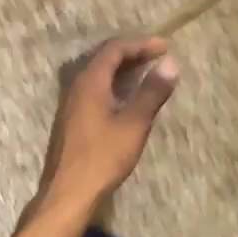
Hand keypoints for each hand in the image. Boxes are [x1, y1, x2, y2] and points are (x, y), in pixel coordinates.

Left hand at [37, 38, 179, 210]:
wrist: (68, 192)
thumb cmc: (103, 157)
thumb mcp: (134, 124)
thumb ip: (152, 92)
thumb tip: (170, 63)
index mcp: (89, 81)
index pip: (114, 49)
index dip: (140, 44)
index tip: (165, 47)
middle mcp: (75, 86)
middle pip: (103, 58)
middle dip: (131, 53)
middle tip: (157, 56)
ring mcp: (70, 103)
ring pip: (96, 74)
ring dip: (121, 69)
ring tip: (146, 72)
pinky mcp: (70, 119)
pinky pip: (92, 89)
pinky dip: (112, 84)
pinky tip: (125, 98)